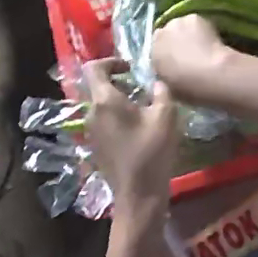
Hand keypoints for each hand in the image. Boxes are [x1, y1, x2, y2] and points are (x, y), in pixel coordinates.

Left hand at [82, 59, 177, 204]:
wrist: (138, 195)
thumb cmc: (152, 151)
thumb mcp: (166, 116)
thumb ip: (161, 91)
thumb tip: (157, 82)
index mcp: (104, 101)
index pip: (94, 68)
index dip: (111, 61)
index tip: (130, 68)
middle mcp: (92, 113)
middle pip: (99, 88)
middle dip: (121, 84)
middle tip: (144, 89)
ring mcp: (91, 132)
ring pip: (102, 106)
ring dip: (121, 102)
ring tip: (145, 110)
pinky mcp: (96, 147)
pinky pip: (104, 123)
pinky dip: (118, 118)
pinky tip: (138, 131)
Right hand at [150, 16, 232, 102]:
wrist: (210, 74)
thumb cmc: (189, 88)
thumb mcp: (169, 88)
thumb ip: (165, 76)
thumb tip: (169, 72)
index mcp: (151, 55)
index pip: (155, 50)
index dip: (166, 55)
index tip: (176, 62)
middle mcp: (158, 35)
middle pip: (166, 35)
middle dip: (175, 42)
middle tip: (189, 54)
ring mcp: (175, 23)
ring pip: (180, 27)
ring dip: (187, 34)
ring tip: (201, 46)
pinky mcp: (193, 17)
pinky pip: (195, 23)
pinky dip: (201, 29)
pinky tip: (210, 39)